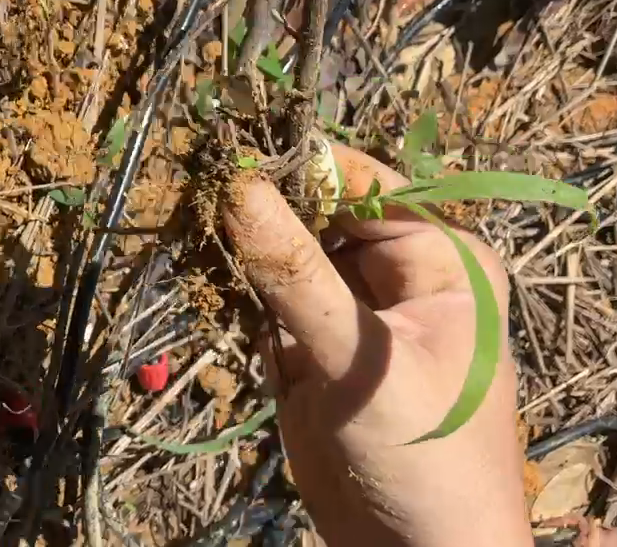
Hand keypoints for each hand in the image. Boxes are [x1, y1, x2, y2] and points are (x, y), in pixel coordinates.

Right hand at [221, 144, 530, 546]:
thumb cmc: (421, 459)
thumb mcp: (358, 360)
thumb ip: (294, 271)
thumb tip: (233, 181)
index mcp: (440, 258)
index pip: (353, 178)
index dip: (286, 163)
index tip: (215, 158)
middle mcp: (391, 264)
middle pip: (306, 202)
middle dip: (246, 197)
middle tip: (183, 187)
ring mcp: (343, 294)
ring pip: (272, 236)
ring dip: (226, 233)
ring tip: (176, 220)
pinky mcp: (302, 324)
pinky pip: (254, 276)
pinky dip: (221, 270)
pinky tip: (190, 263)